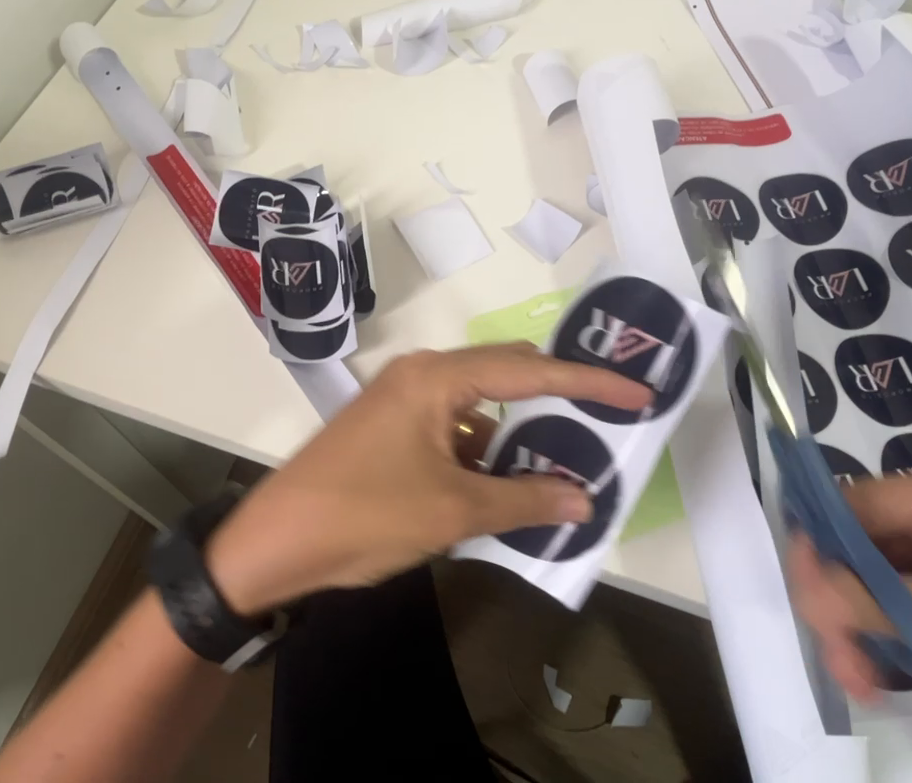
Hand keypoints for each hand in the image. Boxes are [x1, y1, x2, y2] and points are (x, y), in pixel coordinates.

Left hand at [204, 343, 649, 614]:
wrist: (275, 540)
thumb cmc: (364, 514)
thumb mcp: (452, 510)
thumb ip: (523, 500)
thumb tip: (582, 498)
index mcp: (437, 378)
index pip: (530, 370)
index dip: (589, 381)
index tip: (636, 392)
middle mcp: (421, 375)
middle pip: (505, 375)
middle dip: (554, 399)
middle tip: (600, 422)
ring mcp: (402, 399)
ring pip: (479, 405)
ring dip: (515, 434)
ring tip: (555, 466)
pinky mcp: (390, 427)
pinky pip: (453, 427)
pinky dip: (482, 450)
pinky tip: (501, 485)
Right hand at [787, 466, 911, 781]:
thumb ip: (866, 600)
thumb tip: (797, 578)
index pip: (853, 504)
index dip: (819, 549)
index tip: (804, 602)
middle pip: (858, 545)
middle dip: (841, 604)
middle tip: (838, 662)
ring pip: (869, 578)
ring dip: (856, 627)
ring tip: (859, 680)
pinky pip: (894, 600)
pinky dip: (880, 635)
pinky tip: (878, 674)